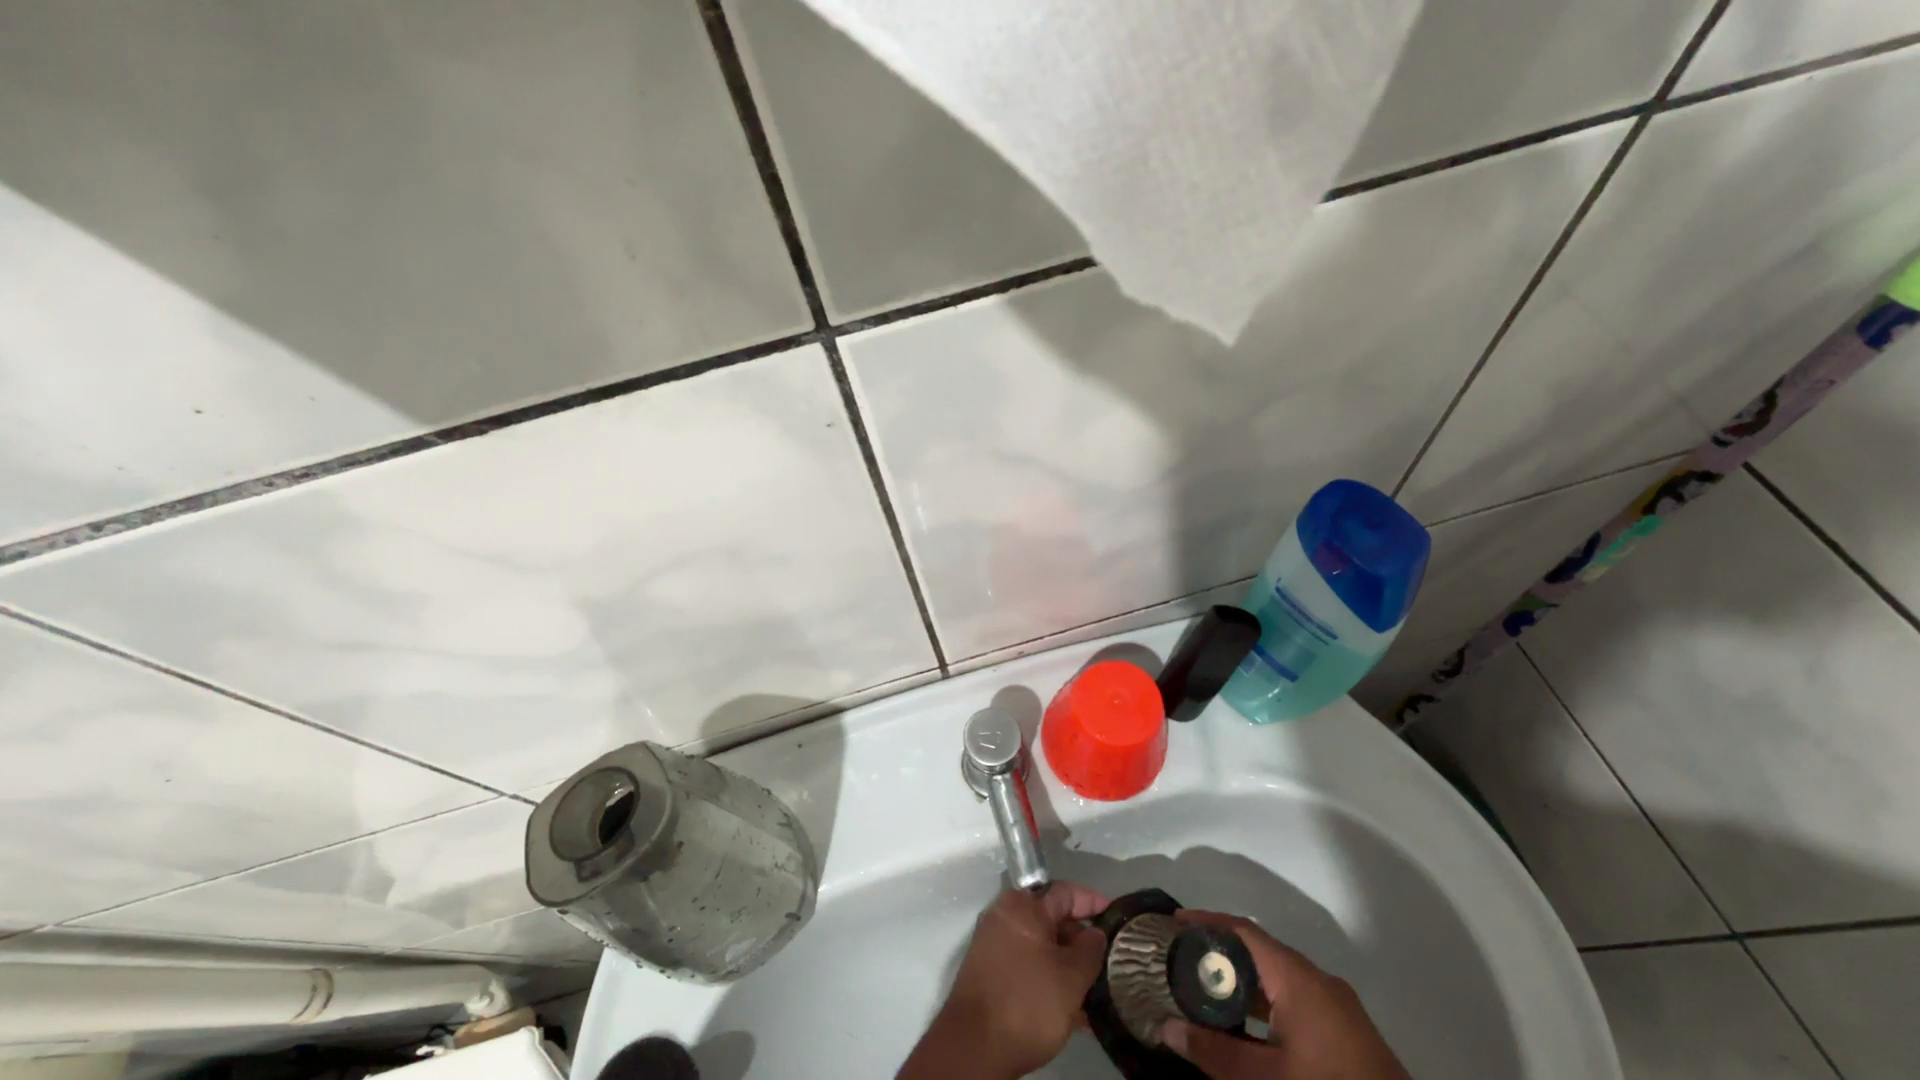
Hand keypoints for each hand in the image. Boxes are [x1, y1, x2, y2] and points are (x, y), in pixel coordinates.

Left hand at [898, 883, 1109, 1079]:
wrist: (975, 1047)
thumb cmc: (1028, 1002)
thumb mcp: (1071, 976)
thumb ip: (1090, 949)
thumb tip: (1094, 933)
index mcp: (1023, 908)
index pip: (1066, 892)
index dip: (1094, 902)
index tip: (1118, 918)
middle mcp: (1005, 920)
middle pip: (1053, 921)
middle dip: (1084, 943)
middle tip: (1112, 963)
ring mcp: (995, 948)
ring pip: (1043, 951)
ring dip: (1070, 970)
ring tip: (1100, 995)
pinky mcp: (992, 976)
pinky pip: (1030, 970)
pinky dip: (1052, 984)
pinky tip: (1078, 1016)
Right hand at [1161, 911, 1410, 1079]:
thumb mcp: (1265, 1077)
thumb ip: (1214, 1052)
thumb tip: (1166, 1029)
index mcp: (1298, 979)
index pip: (1245, 932)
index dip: (1208, 922)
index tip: (1173, 924)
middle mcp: (1318, 981)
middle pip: (1260, 953)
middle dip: (1220, 956)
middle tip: (1180, 965)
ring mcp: (1336, 1006)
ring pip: (1278, 981)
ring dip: (1243, 985)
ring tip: (1203, 996)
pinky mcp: (1345, 1031)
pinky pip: (1295, 1001)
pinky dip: (1265, 1004)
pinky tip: (1244, 1029)